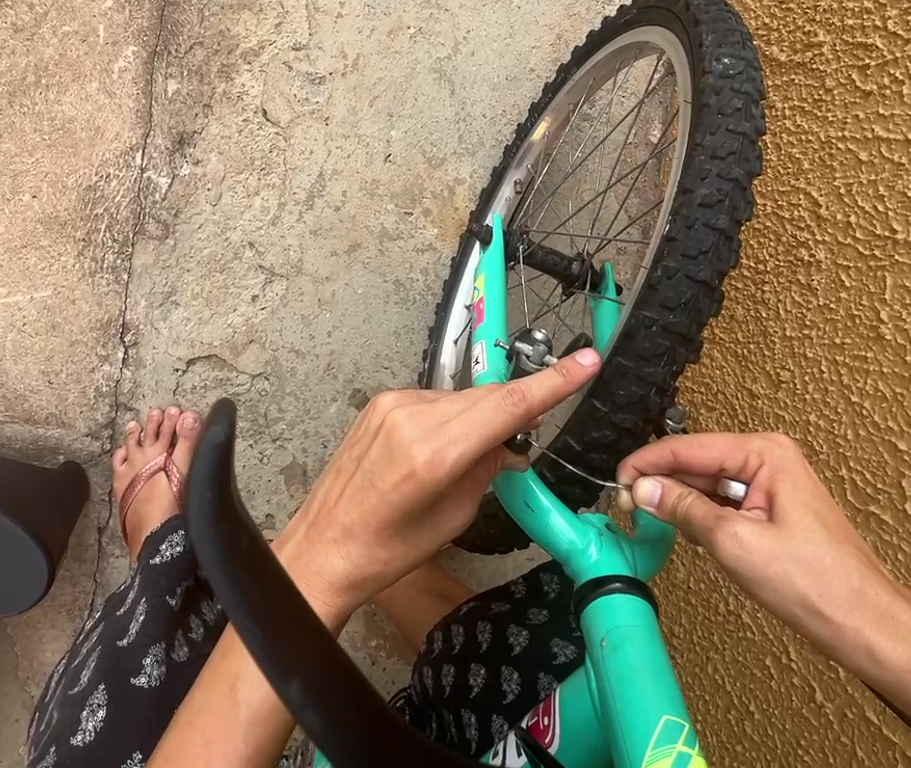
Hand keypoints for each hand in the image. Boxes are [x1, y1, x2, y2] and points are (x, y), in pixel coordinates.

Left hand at [275, 350, 601, 620]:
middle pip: (486, 397)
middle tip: (529, 433)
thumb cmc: (388, 548)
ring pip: (461, 397)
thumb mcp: (455, 517)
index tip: (587, 360)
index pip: (507, 405)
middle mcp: (412, 416)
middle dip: (514, 409)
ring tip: (472, 454)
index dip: (553, 382)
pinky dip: (451, 417)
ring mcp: (391, 404)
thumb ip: (487, 469)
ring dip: (479, 416)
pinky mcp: (379, 403)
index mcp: (434, 451)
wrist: (323, 546)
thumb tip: (510, 442)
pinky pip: (434, 400)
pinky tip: (443, 447)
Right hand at [616, 432, 910, 665]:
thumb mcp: (734, 542)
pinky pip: (722, 501)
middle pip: (695, 462)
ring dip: (679, 501)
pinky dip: (700, 515)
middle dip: (661, 482)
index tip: (616, 482)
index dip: (647, 464)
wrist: (867, 628)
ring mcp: (771, 483)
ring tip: (649, 518)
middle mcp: (768, 458)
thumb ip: (683, 508)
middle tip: (626, 505)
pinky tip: (686, 530)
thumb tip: (642, 488)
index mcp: (764, 453)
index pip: (687, 447)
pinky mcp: (771, 508)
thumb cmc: (816, 585)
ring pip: (706, 483)